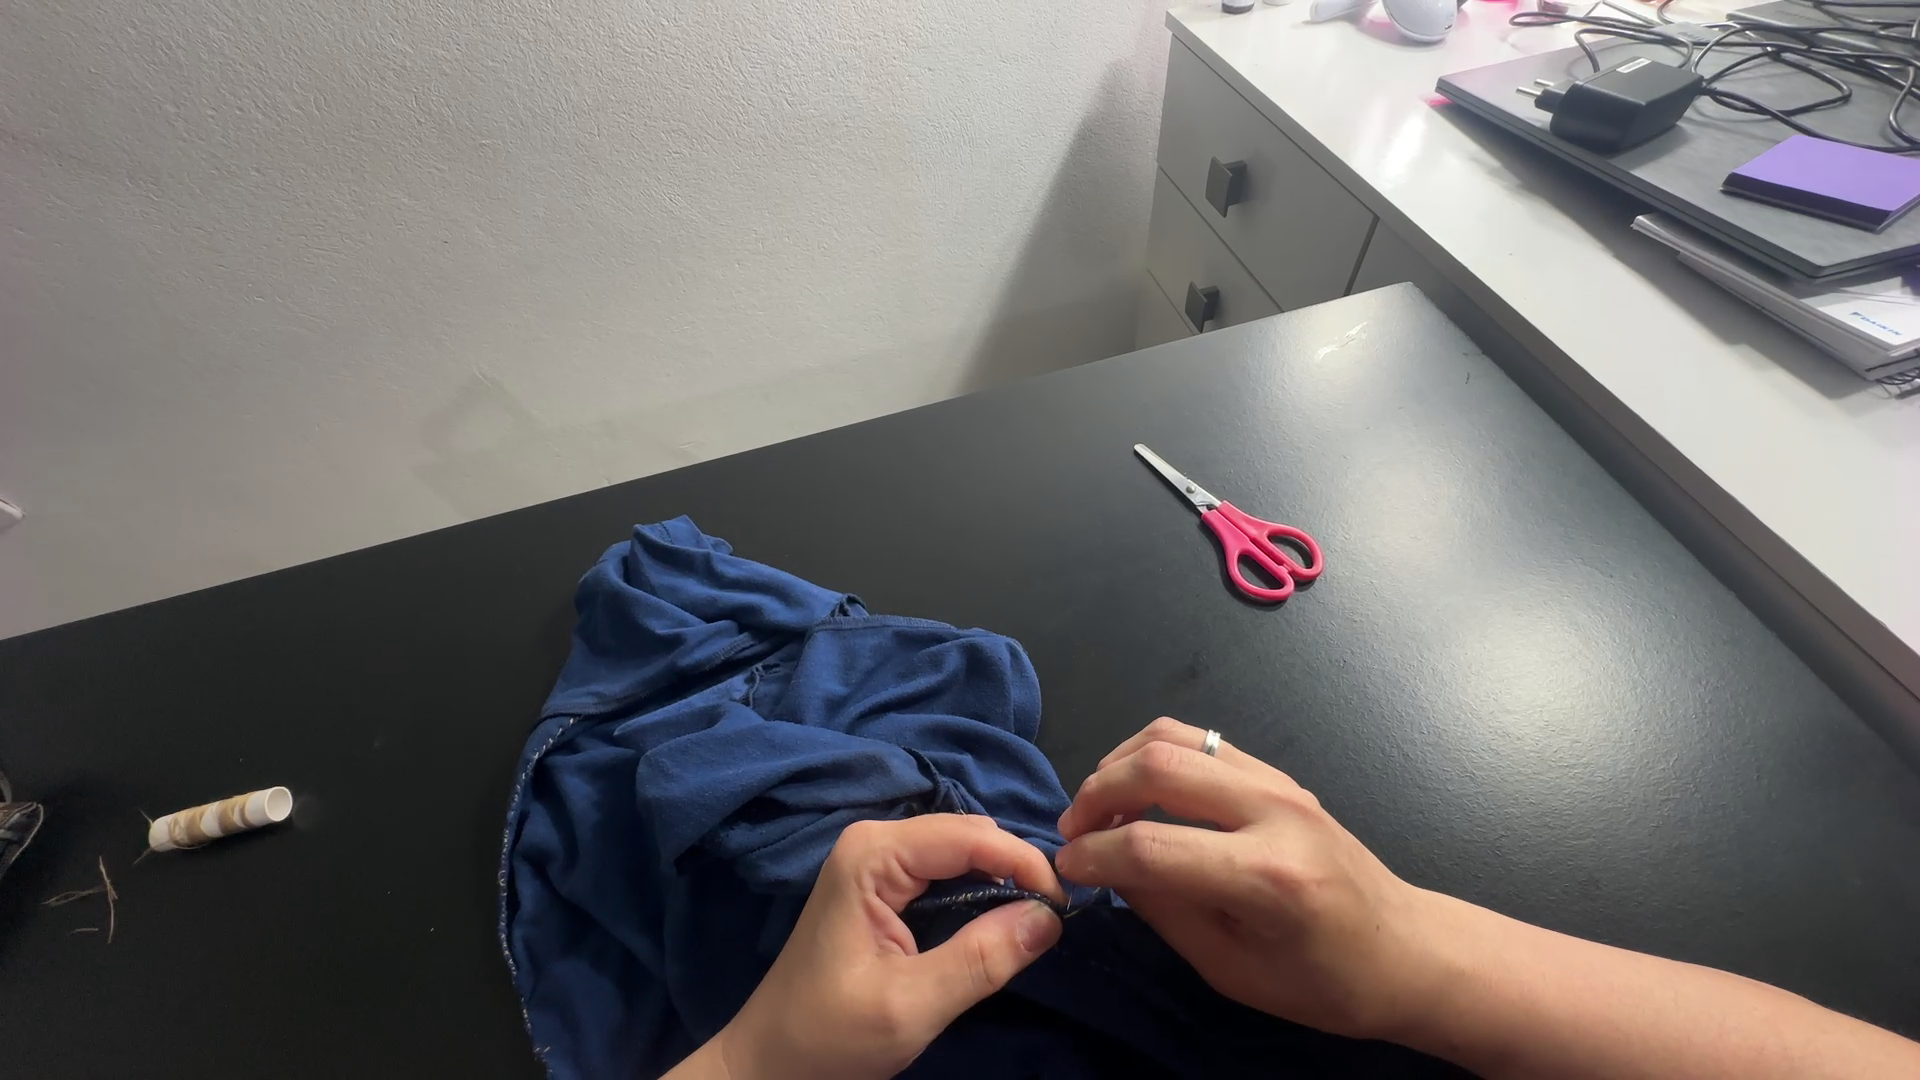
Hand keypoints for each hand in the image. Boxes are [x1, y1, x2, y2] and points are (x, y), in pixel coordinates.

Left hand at [701, 814, 1065, 1079]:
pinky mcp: (881, 877)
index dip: (1022, 862)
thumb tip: (1050, 918)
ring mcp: (876, 855)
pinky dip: (977, 884)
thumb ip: (981, 959)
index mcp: (874, 853)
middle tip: (1053, 915)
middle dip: (1014, 866)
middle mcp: (876, 838)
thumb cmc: (830, 1037)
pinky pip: (943, 866)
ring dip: (999, 875)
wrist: (770, 1062)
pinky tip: (996, 913)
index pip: (969, 836)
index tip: (1064, 905)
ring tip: (1035, 914)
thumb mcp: (911, 1007)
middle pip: (965, 834)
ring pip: (959, 847)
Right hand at [1055, 717, 1442, 1041]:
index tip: (1067, 868)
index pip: (1153, 848)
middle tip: (1074, 829)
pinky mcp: (1271, 768)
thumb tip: (1107, 865)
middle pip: (1157, 770)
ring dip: (1118, 764)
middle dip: (1097, 795)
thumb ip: (1162, 910)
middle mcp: (1271, 810)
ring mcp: (1274, 778)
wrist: (1405, 947)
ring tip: (1099, 802)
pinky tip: (1136, 784)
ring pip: (1170, 738)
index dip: (1095, 855)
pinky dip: (1149, 753)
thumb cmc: (1324, 981)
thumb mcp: (1232, 970)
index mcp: (1267, 876)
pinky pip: (1194, 738)